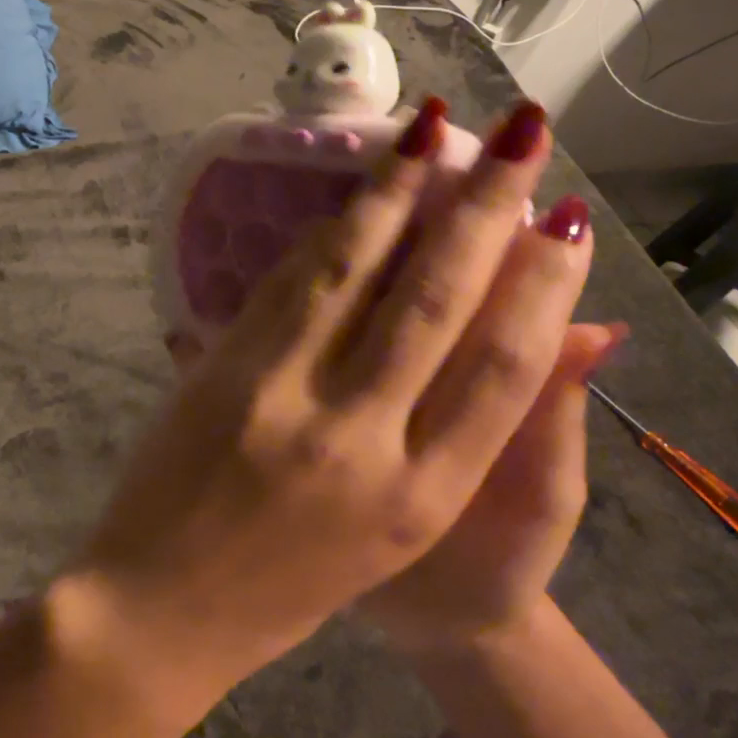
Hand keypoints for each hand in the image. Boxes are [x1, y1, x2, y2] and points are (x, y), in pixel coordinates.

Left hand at [52, 100, 593, 719]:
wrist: (166, 608)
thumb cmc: (295, 584)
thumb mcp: (402, 532)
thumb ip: (481, 440)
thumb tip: (571, 337)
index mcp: (420, 496)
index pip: (504, 365)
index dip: (544, 281)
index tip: (567, 212)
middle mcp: (358, 442)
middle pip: (437, 300)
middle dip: (485, 206)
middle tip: (523, 129)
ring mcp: (279, 400)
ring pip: (353, 274)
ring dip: (396, 193)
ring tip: (431, 130)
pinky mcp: (217, 374)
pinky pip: (281, 289)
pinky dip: (322, 237)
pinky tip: (351, 197)